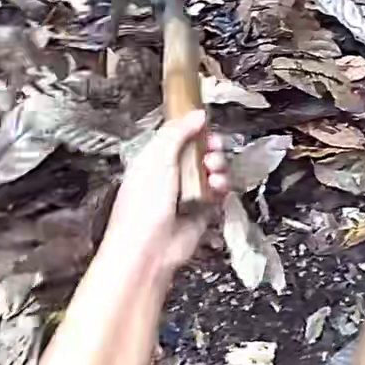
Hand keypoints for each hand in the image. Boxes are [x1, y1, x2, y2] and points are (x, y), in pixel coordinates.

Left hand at [95, 110, 228, 277]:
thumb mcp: (156, 158)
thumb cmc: (142, 208)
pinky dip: (222, 186)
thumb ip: (177, 132)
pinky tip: (218, 186)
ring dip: (217, 166)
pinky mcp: (202, 211)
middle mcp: (170, 175)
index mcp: (153, 160)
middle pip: (199, 152)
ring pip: (212, 170)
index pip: (177, 136)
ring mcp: (186, 193)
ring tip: (213, 170)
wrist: (149, 250)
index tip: (205, 125)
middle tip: (213, 148)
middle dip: (210, 147)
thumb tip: (196, 114)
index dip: (193, 129)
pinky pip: (219, 192)